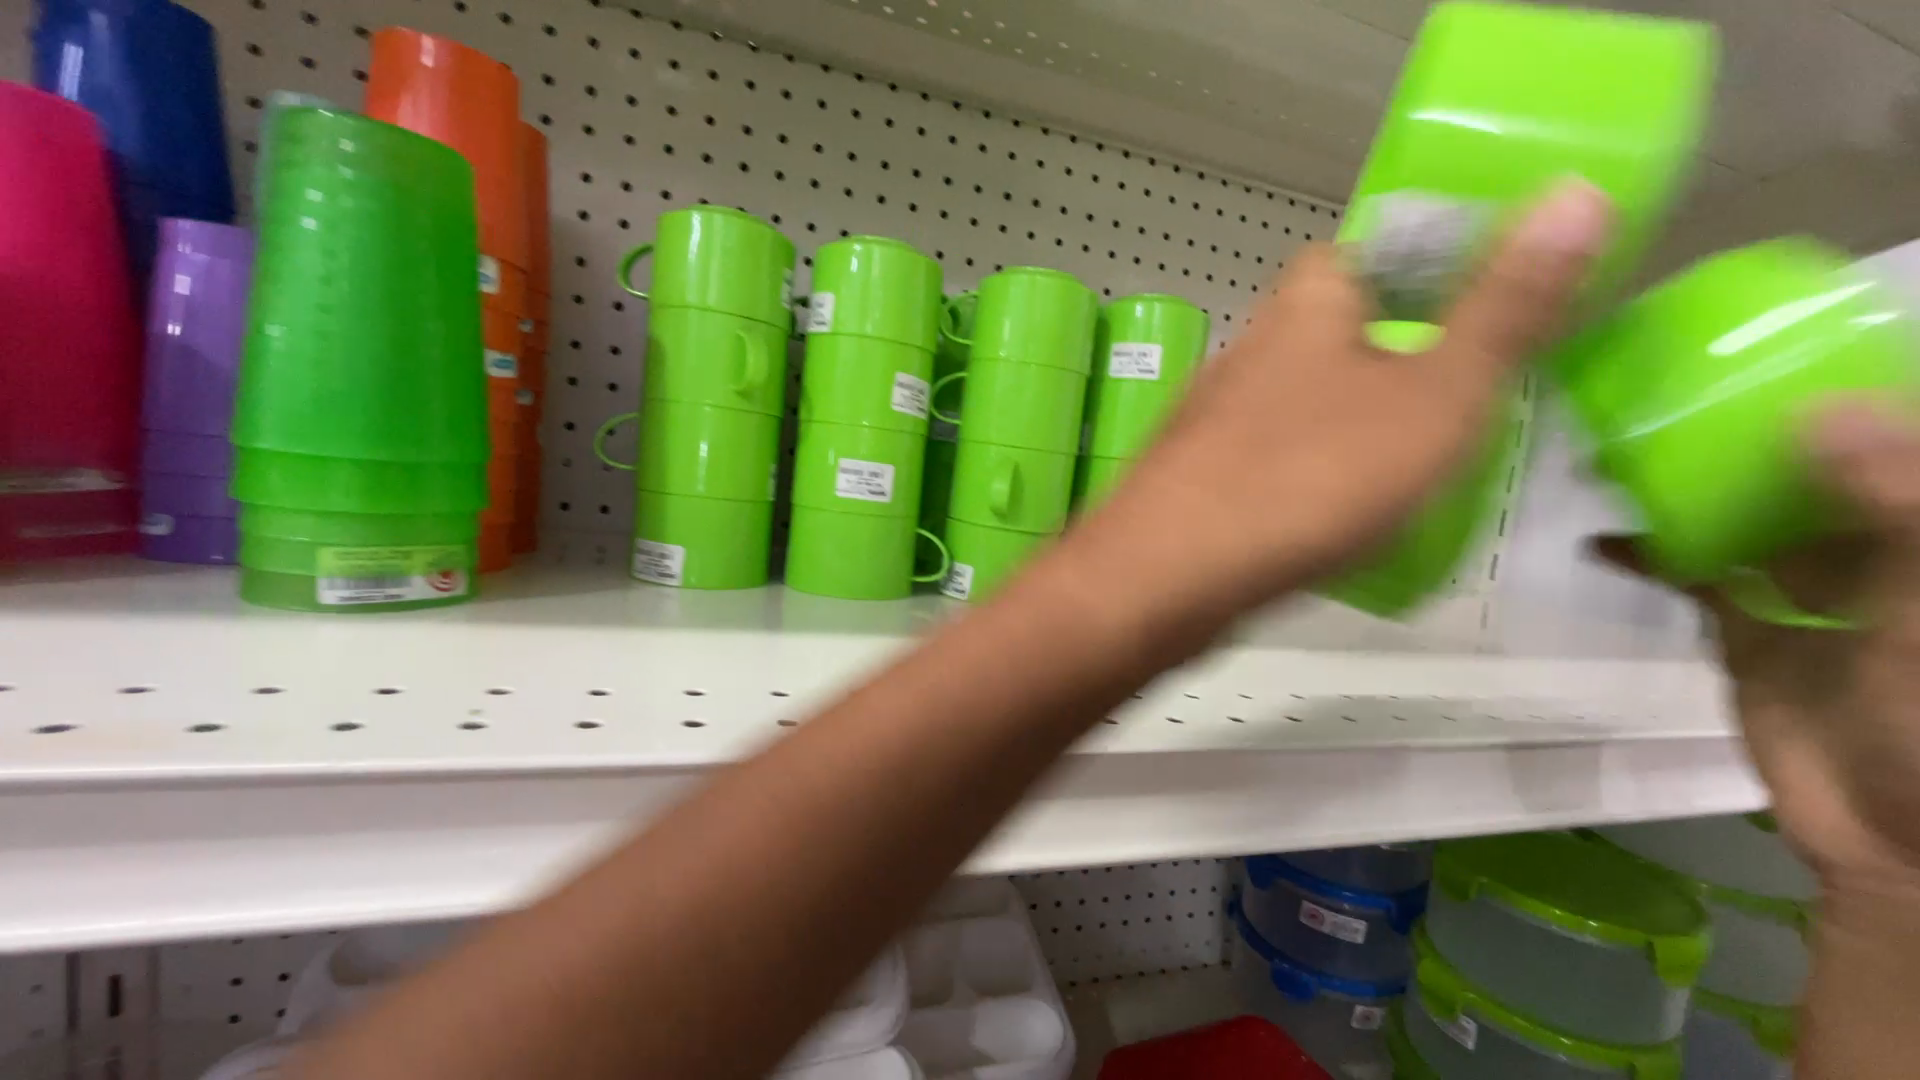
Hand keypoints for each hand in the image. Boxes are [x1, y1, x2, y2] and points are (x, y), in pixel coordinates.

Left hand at [1055, 180, 1611, 630]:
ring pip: (1304, 400)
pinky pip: (1274, 460)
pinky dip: (1313, 474)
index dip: (1432, 262)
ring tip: (1420, 461)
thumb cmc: (1310, 477)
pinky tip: (1341, 514)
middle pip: (1337, 329)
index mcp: (1306, 304)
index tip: (1486, 300)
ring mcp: (1214, 417)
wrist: (1168, 579)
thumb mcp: (1435, 395)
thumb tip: (1578, 189)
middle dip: (1399, 352)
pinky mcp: (1196, 479)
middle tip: (1467, 394)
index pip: (1371, 248)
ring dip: (1354, 419)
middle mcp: (1250, 348)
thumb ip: (1505, 307)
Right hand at [1597, 403, 1919, 893]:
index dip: (1853, 377)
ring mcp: (1815, 581)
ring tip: (1619, 448)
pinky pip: (1697, 574)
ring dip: (1689, 483)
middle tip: (1670, 387)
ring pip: (1750, 509)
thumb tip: (1822, 408)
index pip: (1895, 429)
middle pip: (1814, 460)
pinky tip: (1602, 538)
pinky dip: (1651, 556)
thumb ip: (1897, 504)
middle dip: (1748, 425)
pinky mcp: (1754, 623)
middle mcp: (1881, 537)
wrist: (1904, 839)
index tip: (1776, 339)